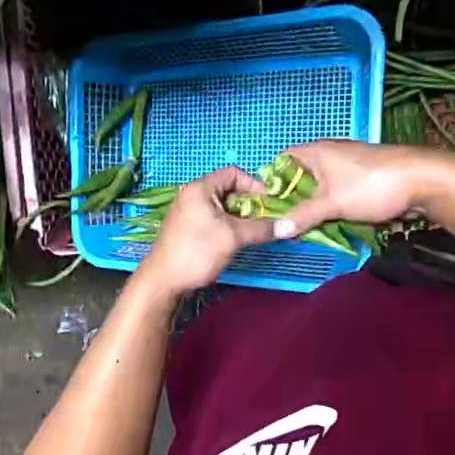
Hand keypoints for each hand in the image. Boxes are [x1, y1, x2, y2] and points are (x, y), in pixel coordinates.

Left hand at [135, 167, 276, 295]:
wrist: (164, 281)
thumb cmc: (197, 251)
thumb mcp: (233, 237)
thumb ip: (261, 228)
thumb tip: (291, 225)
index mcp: (200, 188)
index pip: (233, 173)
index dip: (254, 184)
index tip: (270, 202)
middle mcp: (192, 195)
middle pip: (228, 190)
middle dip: (250, 203)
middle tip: (267, 218)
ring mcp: (189, 212)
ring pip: (222, 207)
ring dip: (241, 217)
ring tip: (257, 230)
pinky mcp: (188, 228)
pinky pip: (214, 219)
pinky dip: (229, 225)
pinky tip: (240, 239)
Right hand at [271, 141, 443, 239]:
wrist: (423, 181)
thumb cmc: (371, 185)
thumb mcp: (332, 203)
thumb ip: (303, 216)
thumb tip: (276, 230)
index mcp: (317, 152)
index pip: (284, 159)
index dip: (273, 179)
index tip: (268, 203)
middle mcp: (331, 155)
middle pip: (303, 176)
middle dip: (295, 199)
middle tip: (286, 222)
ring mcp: (349, 167)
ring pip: (323, 188)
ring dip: (316, 207)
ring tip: (307, 228)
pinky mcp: (365, 179)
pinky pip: (340, 194)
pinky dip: (335, 208)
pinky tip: (332, 224)